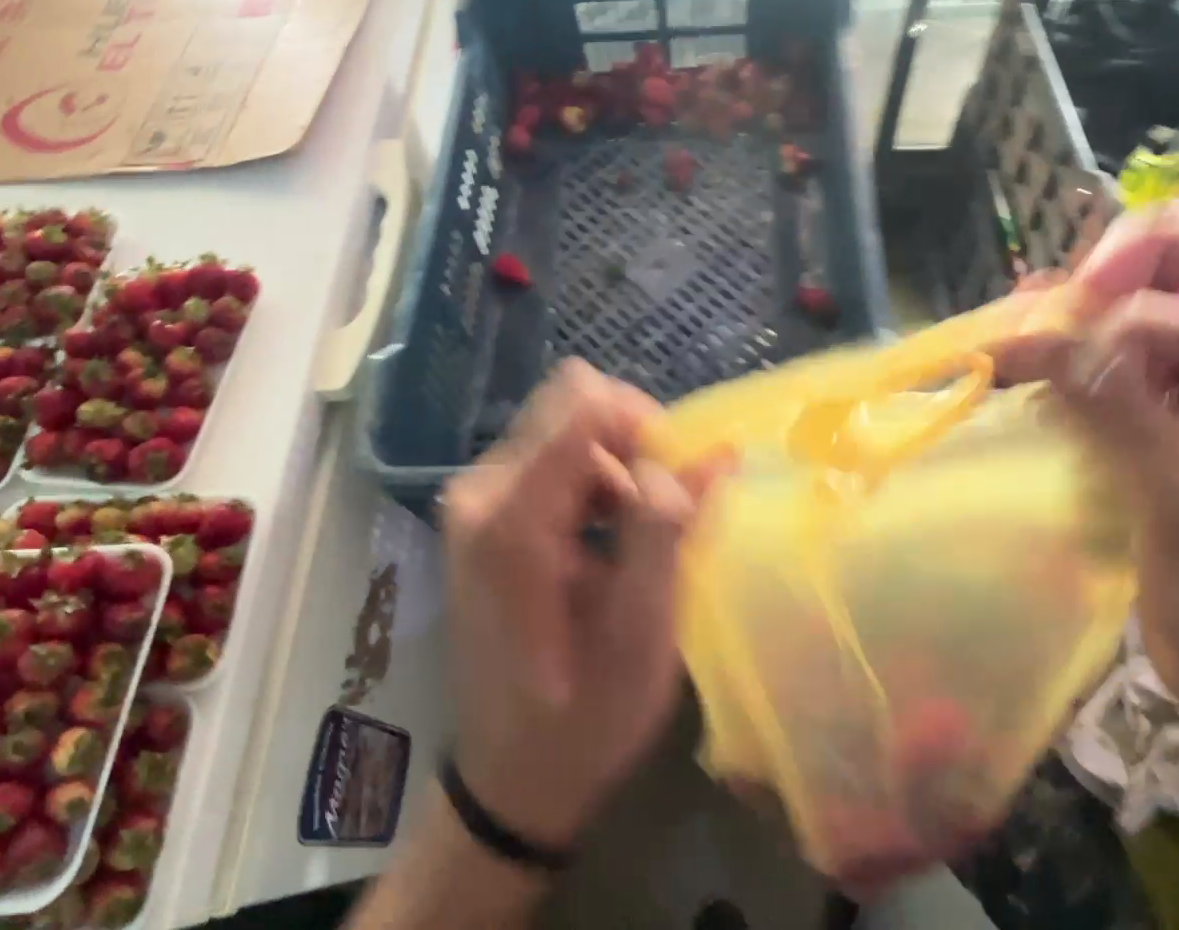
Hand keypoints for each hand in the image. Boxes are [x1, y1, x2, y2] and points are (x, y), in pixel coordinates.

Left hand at [441, 360, 713, 847]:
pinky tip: (612, 544)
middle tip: (667, 516)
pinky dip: (598, 484)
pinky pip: (553, 459)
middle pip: (573, 406)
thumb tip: (704, 453)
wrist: (507, 776)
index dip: (646, 427)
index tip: (678, 486)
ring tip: (641, 544)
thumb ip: (666, 534)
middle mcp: (479, 492)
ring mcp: (474, 501)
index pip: (582, 402)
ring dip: (620, 469)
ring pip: (567, 429)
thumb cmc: (580, 720)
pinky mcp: (484, 515)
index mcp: (512, 519)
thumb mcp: (641, 638)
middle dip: (635, 447)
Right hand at [1008, 204, 1178, 768]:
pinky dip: (1088, 395)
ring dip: (1082, 352)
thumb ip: (1116, 407)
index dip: (1148, 249)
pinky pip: (1139, 397)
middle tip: (1015, 338)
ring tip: (1010, 362)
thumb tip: (1038, 331)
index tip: (1073, 299)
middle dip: (1097, 309)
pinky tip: (1038, 397)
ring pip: (1150, 345)